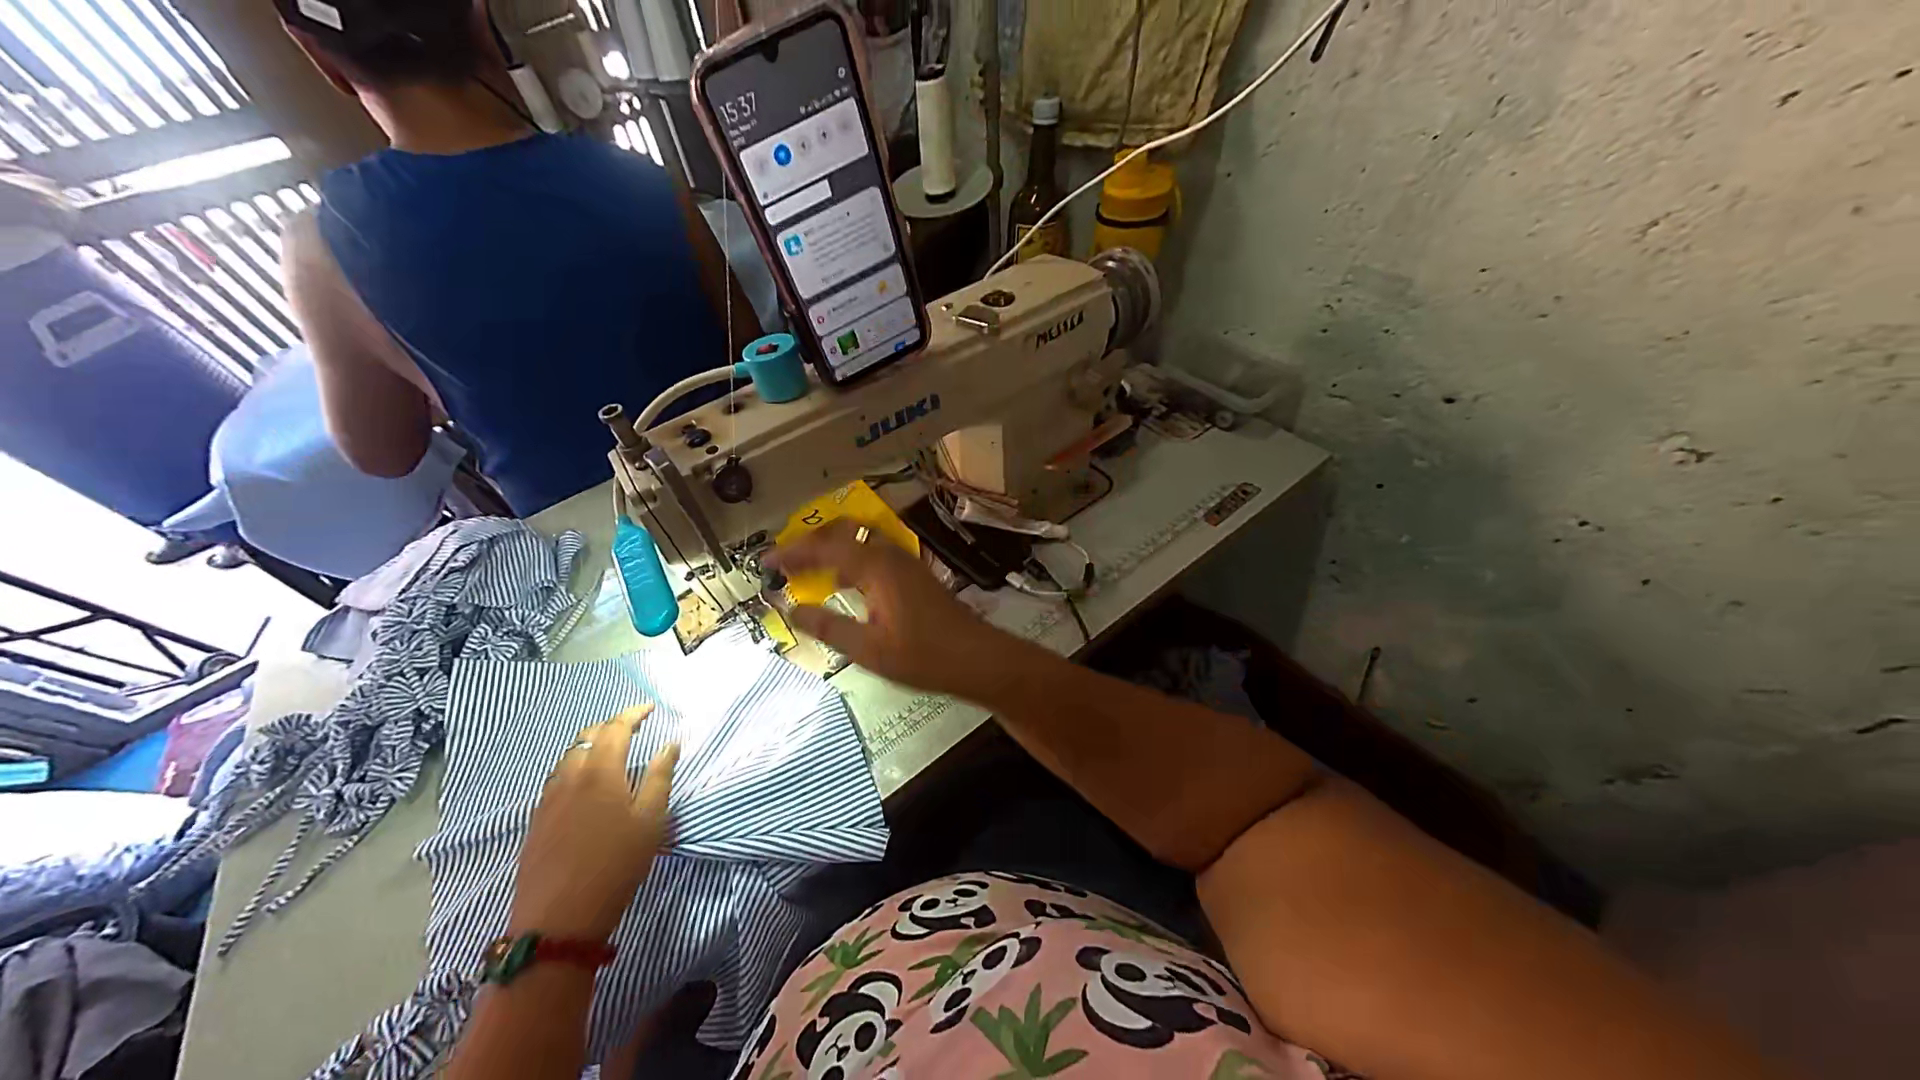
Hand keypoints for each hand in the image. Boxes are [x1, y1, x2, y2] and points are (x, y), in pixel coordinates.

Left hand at [509, 705, 677, 942]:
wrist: (559, 919)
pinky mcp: (536, 822)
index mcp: (600, 771)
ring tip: (610, 753)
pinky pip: (557, 780)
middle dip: (610, 727)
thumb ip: (661, 777)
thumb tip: (670, 745)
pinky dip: (575, 769)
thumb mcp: (651, 820)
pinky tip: (585, 786)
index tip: (650, 708)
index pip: (616, 728)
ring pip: (568, 758)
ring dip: (590, 747)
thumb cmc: (617, 864)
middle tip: (632, 728)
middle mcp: (569, 777)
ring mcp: (548, 800)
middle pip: (587, 738)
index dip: (634, 714)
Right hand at [767, 520, 1025, 698]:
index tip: (765, 563)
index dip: (792, 553)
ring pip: (860, 540)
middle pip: (843, 531)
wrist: (979, 659)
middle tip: (783, 560)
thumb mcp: (869, 650)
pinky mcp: (914, 574)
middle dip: (809, 541)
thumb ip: (828, 627)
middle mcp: (891, 555)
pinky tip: (841, 582)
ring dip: (830, 548)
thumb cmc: (924, 657)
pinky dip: (848, 559)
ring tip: (804, 568)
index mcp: (877, 567)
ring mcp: (905, 563)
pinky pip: (872, 553)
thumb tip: (790, 609)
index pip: (825, 547)